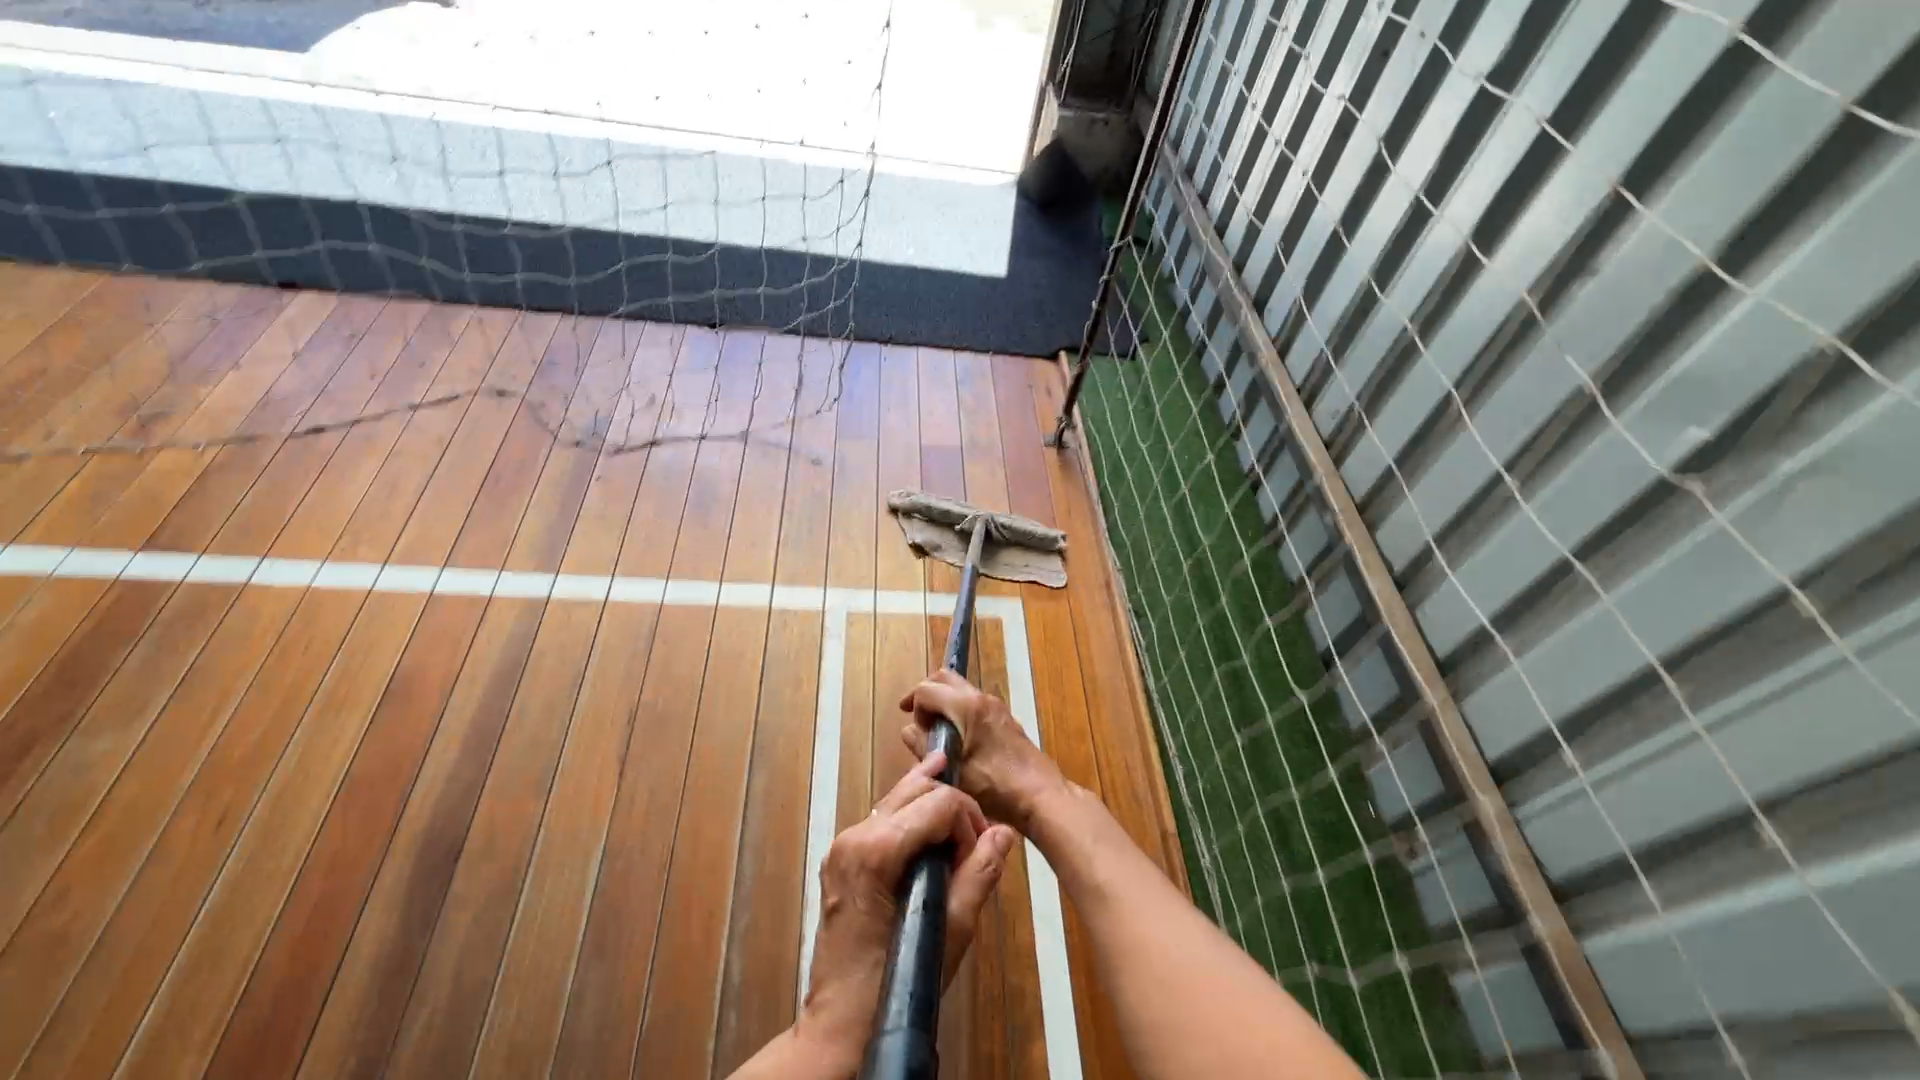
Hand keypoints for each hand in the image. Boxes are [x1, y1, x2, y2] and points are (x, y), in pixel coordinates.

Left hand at [797, 751, 1018, 1071]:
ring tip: (966, 829)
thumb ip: (979, 874)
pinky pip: (884, 821)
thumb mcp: (952, 928)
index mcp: (875, 849)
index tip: (981, 855)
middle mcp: (853, 836)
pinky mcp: (842, 859)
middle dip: (954, 809)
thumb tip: (1004, 833)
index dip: (969, 821)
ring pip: (898, 800)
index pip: (939, 802)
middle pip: (916, 790)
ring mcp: (843, 846)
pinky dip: (912, 818)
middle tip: (978, 845)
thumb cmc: (898, 980)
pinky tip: (933, 812)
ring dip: (934, 809)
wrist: (842, 1022)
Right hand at [899, 670, 1069, 831]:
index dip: (914, 706)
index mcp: (966, 706)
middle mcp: (981, 698)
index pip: (926, 689)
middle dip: (926, 693)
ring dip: (944, 702)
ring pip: (961, 689)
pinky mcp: (1005, 718)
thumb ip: (924, 747)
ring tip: (935, 732)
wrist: (1039, 794)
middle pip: (945, 678)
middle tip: (915, 715)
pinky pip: (974, 703)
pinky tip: (958, 740)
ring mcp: (996, 706)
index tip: (915, 729)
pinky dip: (959, 710)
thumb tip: (908, 730)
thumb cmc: (994, 785)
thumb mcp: (951, 771)